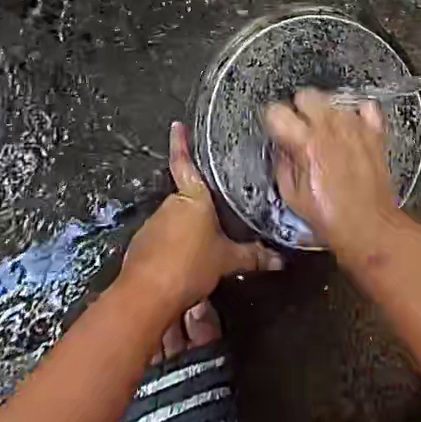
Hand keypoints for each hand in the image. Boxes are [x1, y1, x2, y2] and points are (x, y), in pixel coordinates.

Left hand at [121, 122, 283, 311]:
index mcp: (192, 198)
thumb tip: (278, 260)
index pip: (184, 163)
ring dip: (189, 235)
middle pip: (187, 200)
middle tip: (218, 224)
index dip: (181, 143)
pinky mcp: (142, 247)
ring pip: (176, 223)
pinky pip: (164, 242)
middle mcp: (170, 205)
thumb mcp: (227, 260)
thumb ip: (252, 256)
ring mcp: (153, 225)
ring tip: (205, 255)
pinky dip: (176, 251)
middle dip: (200, 212)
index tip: (177, 126)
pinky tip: (187, 268)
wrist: (147, 295)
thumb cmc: (189, 265)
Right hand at [264, 89, 399, 248]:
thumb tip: (281, 145)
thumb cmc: (331, 217)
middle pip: (306, 95)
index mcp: (306, 144)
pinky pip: (364, 106)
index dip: (274, 119)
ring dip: (326, 113)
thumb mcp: (291, 195)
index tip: (277, 127)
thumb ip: (282, 162)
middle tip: (301, 128)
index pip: (277, 111)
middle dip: (300, 109)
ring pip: (334, 99)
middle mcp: (331, 128)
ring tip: (327, 133)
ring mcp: (356, 127)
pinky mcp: (375, 132)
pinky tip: (350, 127)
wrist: (369, 225)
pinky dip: (356, 113)